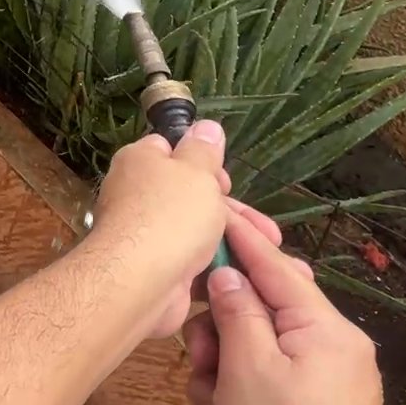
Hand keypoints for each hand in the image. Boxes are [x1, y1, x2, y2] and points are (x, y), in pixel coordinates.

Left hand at [90, 120, 270, 337]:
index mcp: (139, 161)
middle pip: (189, 193)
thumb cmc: (170, 213)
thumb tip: (206, 126)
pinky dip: (217, 265)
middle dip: (230, 209)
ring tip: (270, 253)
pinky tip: (246, 274)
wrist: (140, 278)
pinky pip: (191, 258)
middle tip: (265, 228)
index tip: (226, 181)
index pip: (170, 150)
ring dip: (231, 240)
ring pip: (195, 229)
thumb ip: (203, 151)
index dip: (203, 163)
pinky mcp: (154, 263)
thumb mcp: (195, 172)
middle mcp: (135, 192)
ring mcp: (143, 230)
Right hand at [183, 214, 391, 404]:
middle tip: (202, 358)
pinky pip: (257, 384)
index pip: (276, 267)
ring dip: (219, 376)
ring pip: (249, 351)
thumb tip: (226, 275)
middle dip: (219, 334)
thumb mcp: (247, 368)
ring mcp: (321, 384)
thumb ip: (235, 310)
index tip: (215, 206)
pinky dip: (233, 404)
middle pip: (257, 311)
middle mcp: (331, 351)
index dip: (241, 237)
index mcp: (327, 333)